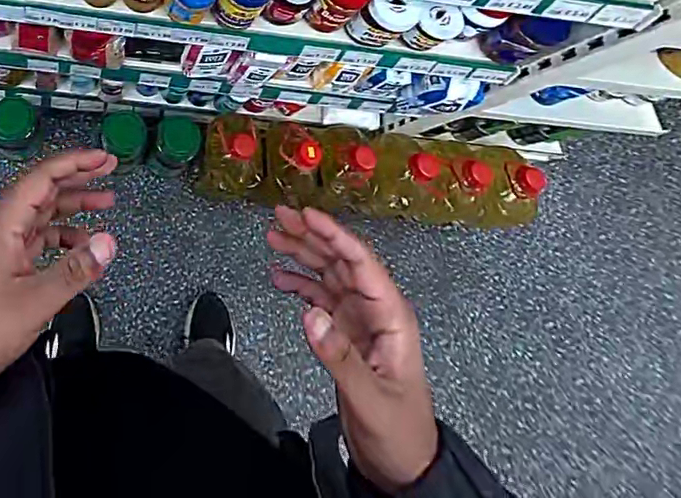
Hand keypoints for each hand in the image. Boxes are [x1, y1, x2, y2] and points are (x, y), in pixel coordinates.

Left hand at [0, 149, 117, 418]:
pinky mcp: (6, 265)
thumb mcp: (35, 301)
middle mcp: (1, 229)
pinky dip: (64, 232)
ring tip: (104, 201)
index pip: (42, 177)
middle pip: (43, 188)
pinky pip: (40, 235)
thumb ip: (75, 270)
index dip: (74, 162)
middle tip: (108, 168)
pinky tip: (82, 242)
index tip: (101, 158)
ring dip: (74, 203)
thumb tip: (108, 242)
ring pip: (43, 211)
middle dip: (78, 175)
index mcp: (2, 225)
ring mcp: (2, 246)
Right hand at [268, 206, 436, 493]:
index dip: (334, 234)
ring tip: (276, 236)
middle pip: (341, 260)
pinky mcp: (345, 332)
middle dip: (312, 234)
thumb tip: (311, 314)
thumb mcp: (371, 397)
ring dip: (302, 253)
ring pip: (328, 273)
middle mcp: (374, 309)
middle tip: (283, 216)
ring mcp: (358, 319)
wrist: (404, 466)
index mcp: (391, 315)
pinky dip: (299, 283)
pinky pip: (319, 296)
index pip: (361, 261)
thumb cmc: (402, 432)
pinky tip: (280, 275)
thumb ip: (340, 356)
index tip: (309, 215)